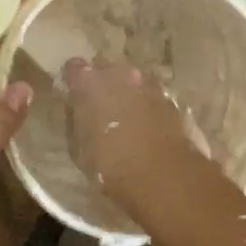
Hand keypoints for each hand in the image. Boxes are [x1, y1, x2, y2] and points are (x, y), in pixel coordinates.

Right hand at [63, 57, 195, 191]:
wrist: (164, 178)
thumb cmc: (110, 167)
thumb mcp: (78, 149)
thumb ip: (74, 121)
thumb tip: (76, 111)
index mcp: (88, 83)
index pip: (74, 67)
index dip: (73, 80)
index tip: (73, 95)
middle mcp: (119, 74)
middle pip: (106, 68)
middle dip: (102, 82)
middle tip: (100, 106)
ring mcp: (148, 85)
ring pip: (133, 80)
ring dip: (128, 92)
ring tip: (126, 117)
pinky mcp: (172, 100)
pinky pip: (153, 95)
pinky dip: (148, 105)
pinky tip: (148, 126)